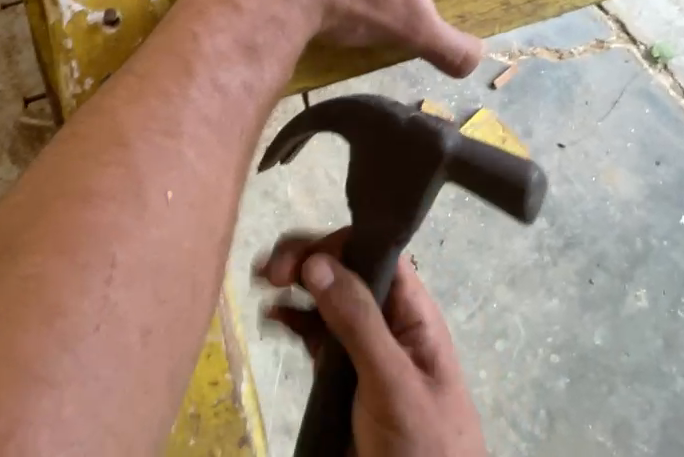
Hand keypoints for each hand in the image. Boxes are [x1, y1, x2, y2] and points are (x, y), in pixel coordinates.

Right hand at [258, 230, 487, 456]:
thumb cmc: (424, 447)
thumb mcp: (394, 384)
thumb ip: (358, 322)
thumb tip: (316, 262)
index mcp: (411, 313)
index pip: (372, 254)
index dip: (333, 246)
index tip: (297, 263)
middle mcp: (386, 321)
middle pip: (343, 269)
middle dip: (305, 260)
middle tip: (268, 275)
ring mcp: (362, 347)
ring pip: (323, 297)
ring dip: (292, 284)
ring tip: (260, 284)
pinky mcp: (342, 373)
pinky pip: (313, 332)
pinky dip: (290, 318)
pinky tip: (272, 318)